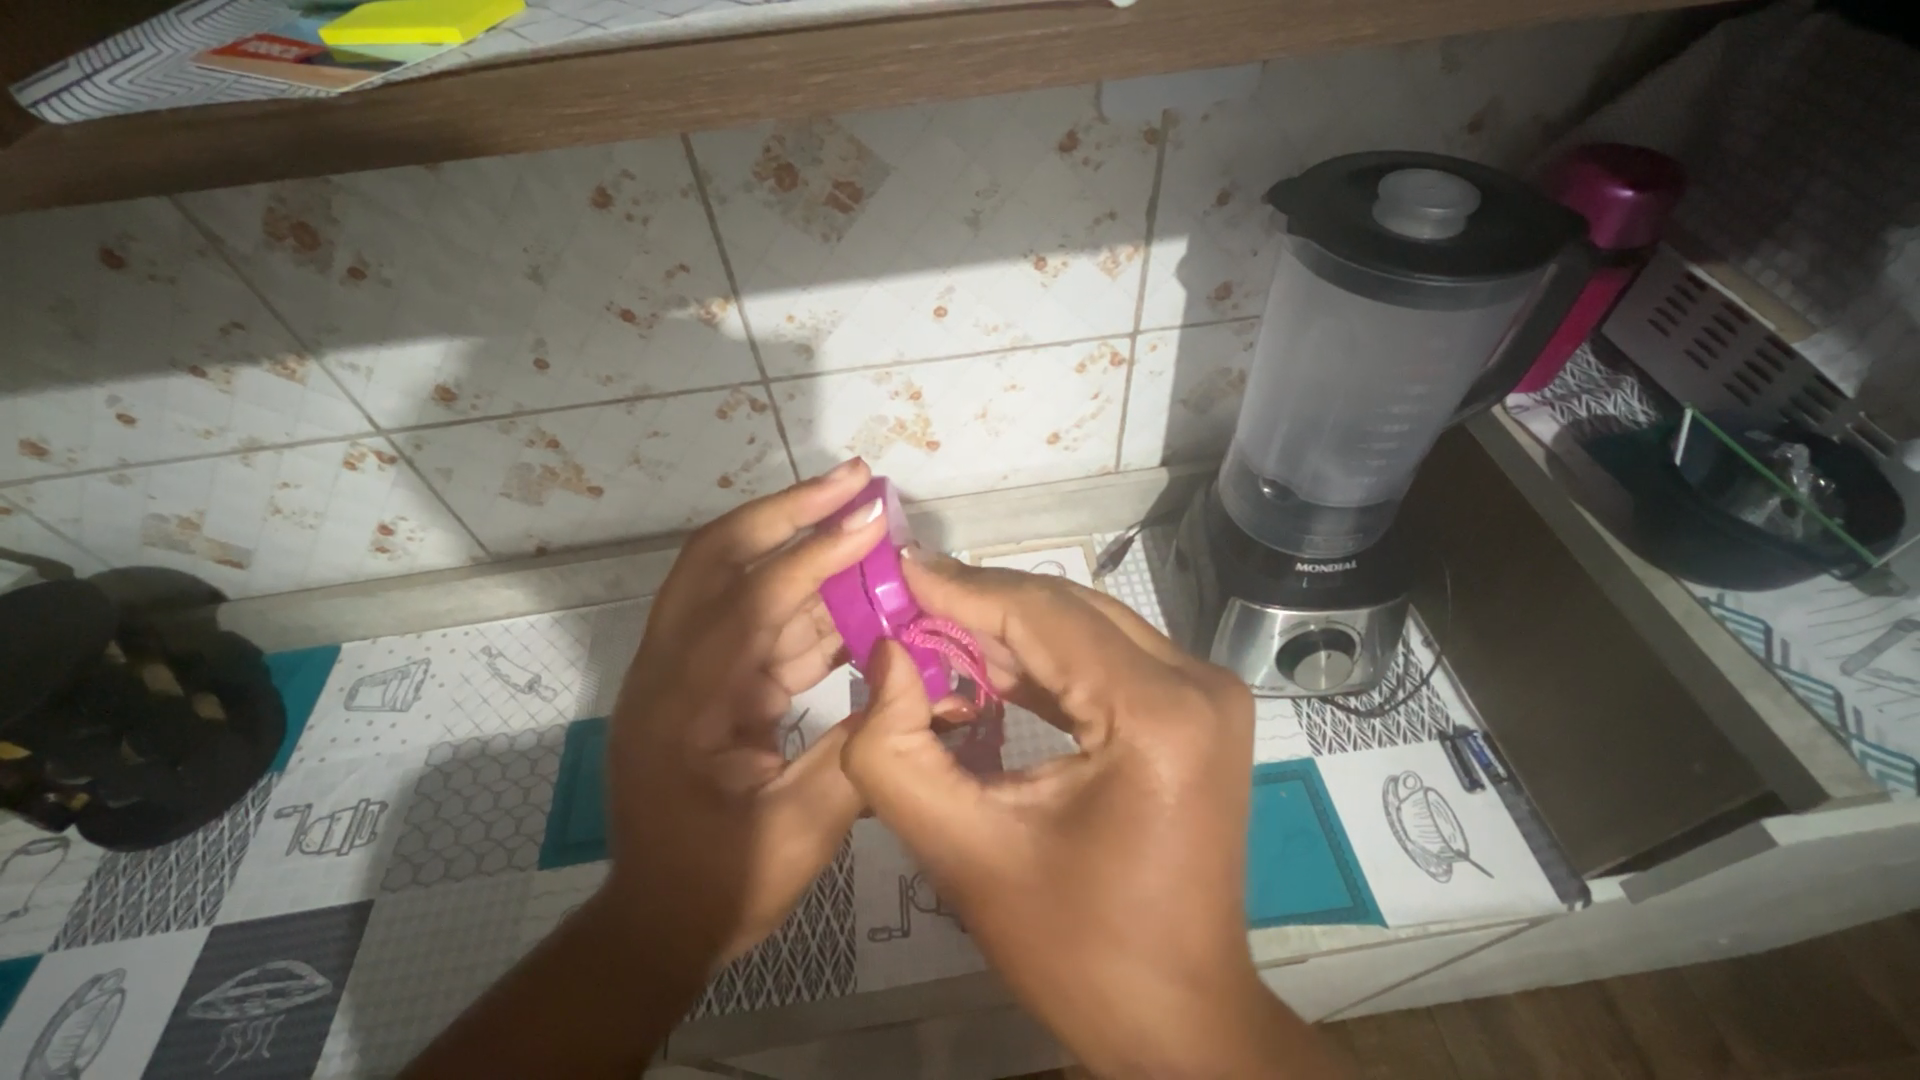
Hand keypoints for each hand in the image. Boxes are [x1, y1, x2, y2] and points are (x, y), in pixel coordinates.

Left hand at [600, 457, 887, 968]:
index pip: (748, 604)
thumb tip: (910, 671)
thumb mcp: (802, 826)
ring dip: (802, 548)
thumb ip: (859, 742)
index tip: (871, 515)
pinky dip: (811, 603)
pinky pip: (763, 627)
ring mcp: (687, 674)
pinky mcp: (711, 686)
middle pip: (717, 559)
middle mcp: (670, 671)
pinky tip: (861, 592)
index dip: (813, 554)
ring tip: (865, 517)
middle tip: (853, 478)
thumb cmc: (723, 887)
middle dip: (787, 512)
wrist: (660, 926)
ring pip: (742, 585)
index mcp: (679, 707)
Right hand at [842, 556, 1353, 1077]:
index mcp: (1156, 713)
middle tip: (901, 601)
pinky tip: (987, 669)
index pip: (1041, 615)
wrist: (1176, 1015)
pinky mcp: (1198, 711)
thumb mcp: (962, 852)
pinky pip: (1108, 659)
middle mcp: (1196, 683)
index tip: (892, 570)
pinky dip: (1045, 660)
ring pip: (1088, 626)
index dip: (959, 587)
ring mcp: (1206, 694)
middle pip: (1068, 610)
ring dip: (1009, 629)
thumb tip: (886, 653)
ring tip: (929, 630)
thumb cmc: (1073, 947)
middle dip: (979, 603)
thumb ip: (895, 751)